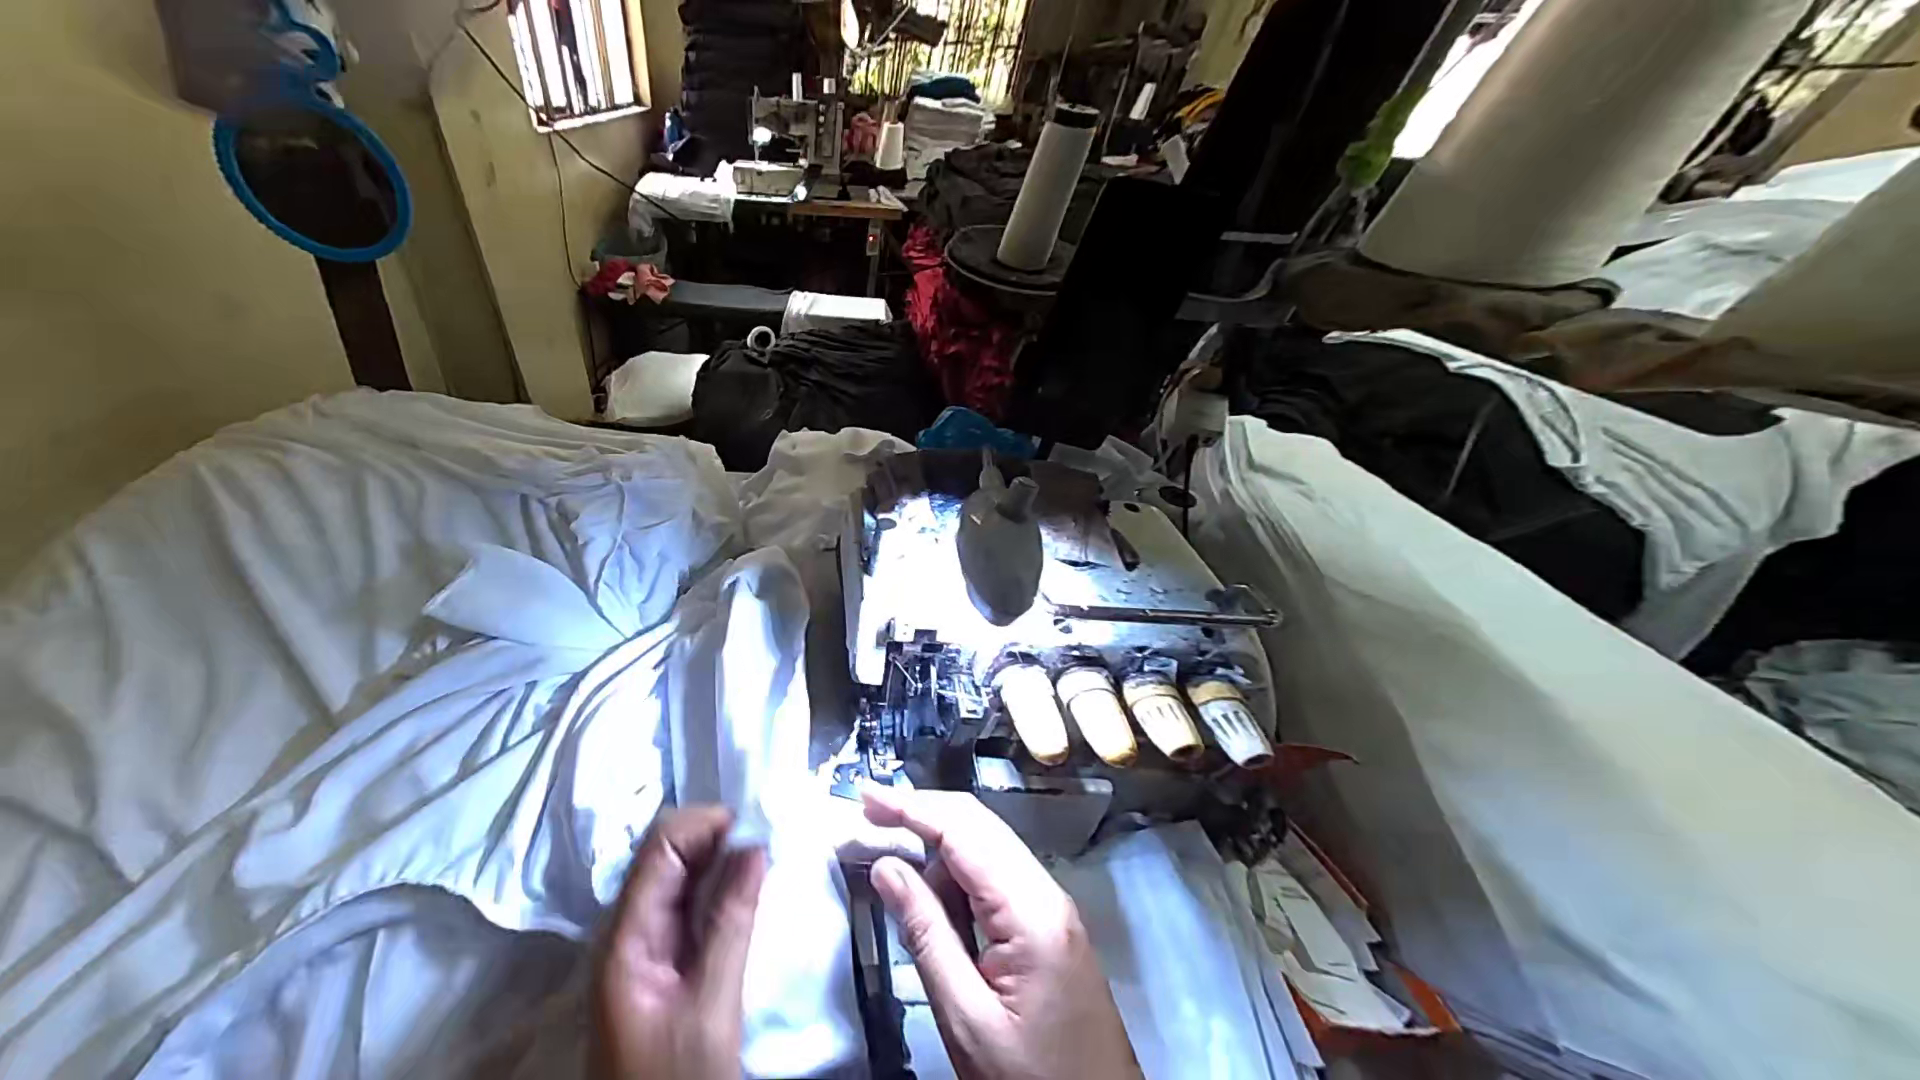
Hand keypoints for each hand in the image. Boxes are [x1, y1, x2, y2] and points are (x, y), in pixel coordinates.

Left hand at [594, 806, 769, 1079]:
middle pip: (669, 853)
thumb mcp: (710, 1009)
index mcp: (627, 937)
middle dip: (719, 835)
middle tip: (768, 839)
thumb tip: (755, 848)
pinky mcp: (665, 957)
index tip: (757, 826)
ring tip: (766, 856)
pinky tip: (751, 885)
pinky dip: (723, 884)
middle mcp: (631, 928)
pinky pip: (692, 900)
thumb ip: (731, 925)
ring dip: (724, 857)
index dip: (707, 825)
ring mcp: (647, 942)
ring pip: (683, 873)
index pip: (661, 847)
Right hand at [862, 786, 1142, 1079]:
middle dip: (924, 812)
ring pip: (988, 846)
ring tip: (892, 855)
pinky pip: (997, 877)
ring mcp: (1051, 906)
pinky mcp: (1047, 923)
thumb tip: (887, 866)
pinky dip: (958, 871)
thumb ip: (926, 934)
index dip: (912, 808)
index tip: (868, 797)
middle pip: (980, 826)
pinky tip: (932, 889)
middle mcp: (1046, 892)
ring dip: (938, 842)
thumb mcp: (967, 1017)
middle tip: (871, 812)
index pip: (964, 833)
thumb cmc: (1031, 1079)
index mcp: (1031, 910)